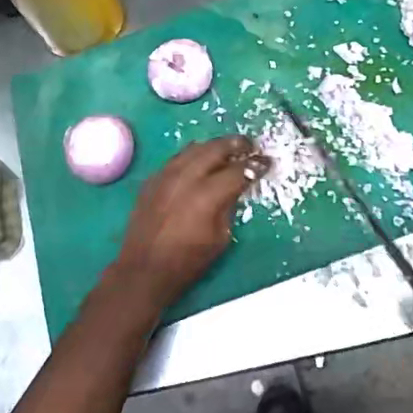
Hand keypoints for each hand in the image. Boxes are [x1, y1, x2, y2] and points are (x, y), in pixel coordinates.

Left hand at [109, 137, 266, 311]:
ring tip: (228, 148)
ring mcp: (165, 176)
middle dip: (235, 145)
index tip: (267, 161)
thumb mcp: (220, 238)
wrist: (145, 267)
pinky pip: (176, 159)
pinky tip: (199, 159)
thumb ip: (228, 207)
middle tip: (250, 145)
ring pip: (193, 149)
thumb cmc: (187, 261)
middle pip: (214, 150)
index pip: (237, 172)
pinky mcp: (152, 179)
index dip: (255, 166)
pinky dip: (192, 155)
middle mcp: (185, 178)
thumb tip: (235, 188)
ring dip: (213, 146)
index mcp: (206, 196)